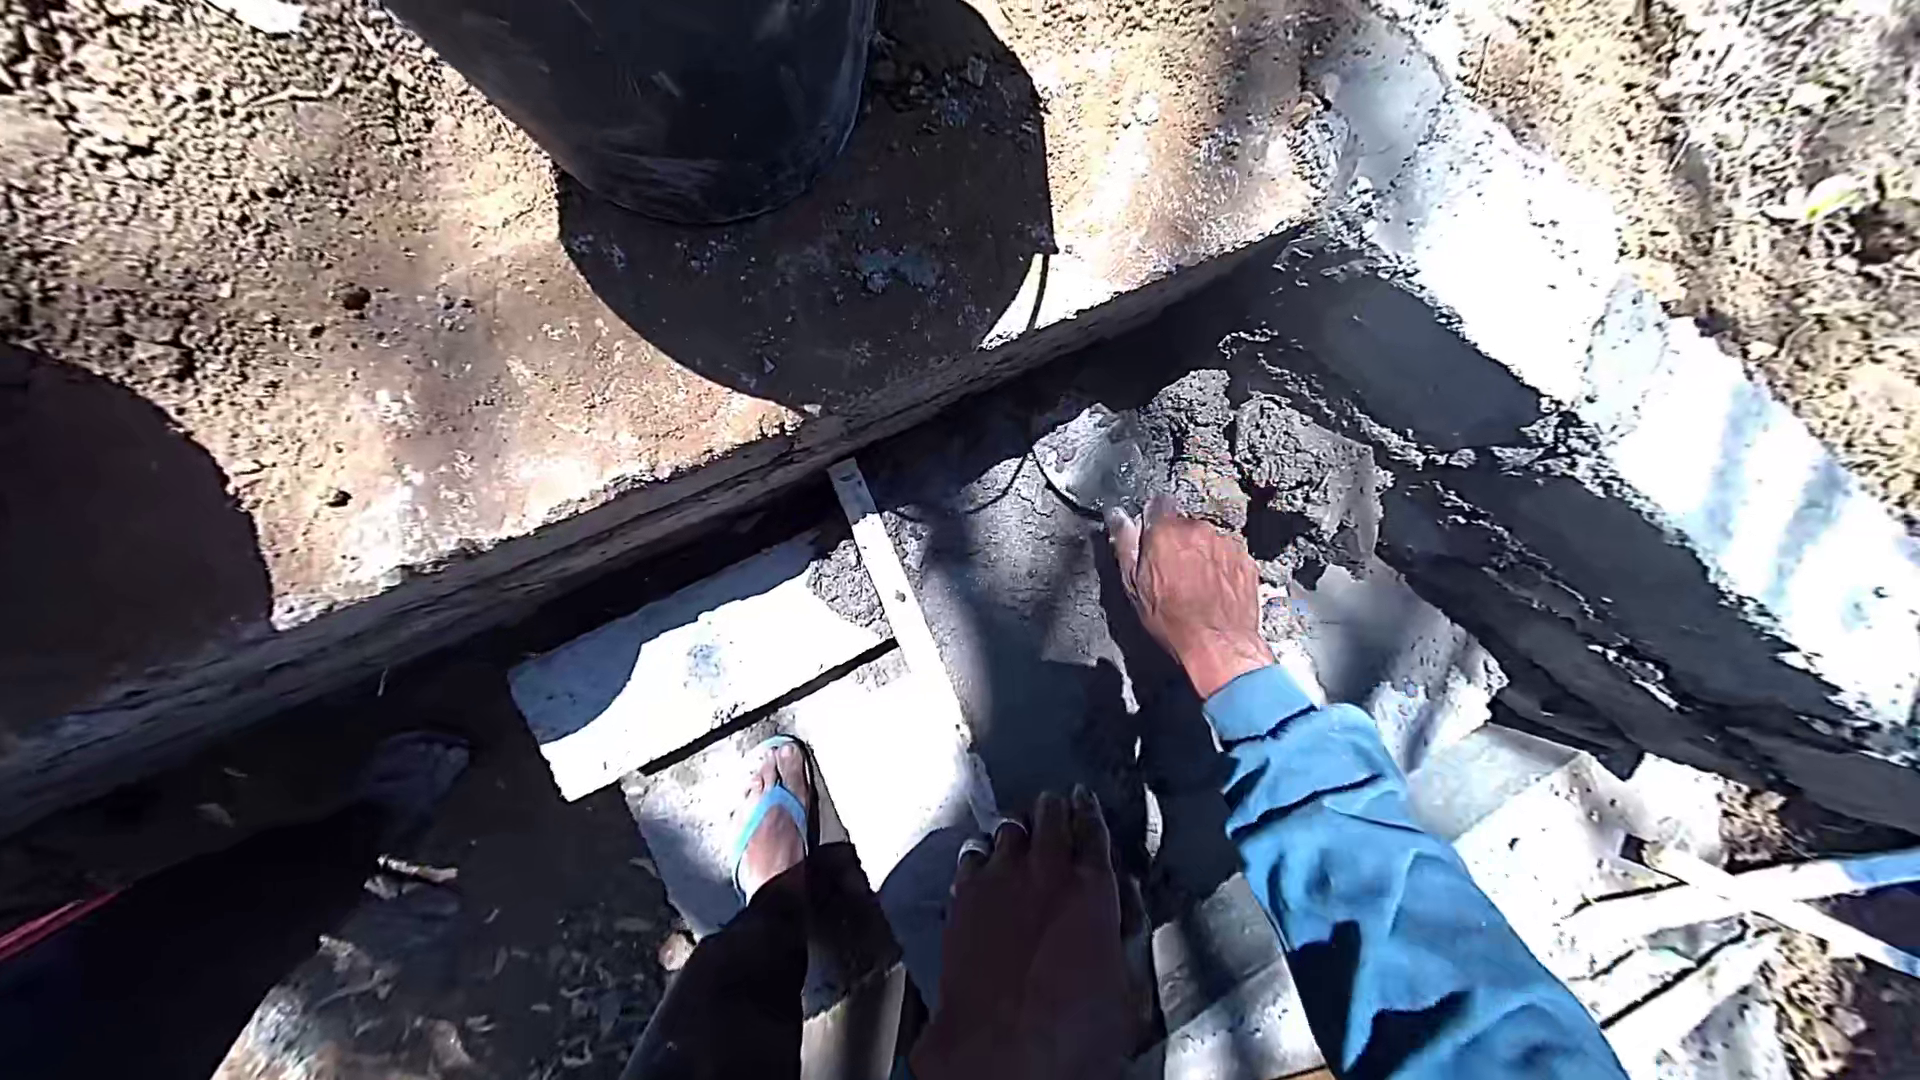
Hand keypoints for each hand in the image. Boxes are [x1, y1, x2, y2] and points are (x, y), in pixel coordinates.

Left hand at [911, 788, 1132, 1079]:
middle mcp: (1047, 870)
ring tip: (1020, 833)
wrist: (998, 1049)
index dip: (1089, 810)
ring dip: (1019, 828)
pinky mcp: (967, 892)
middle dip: (1054, 807)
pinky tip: (984, 862)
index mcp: (1092, 890)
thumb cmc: (1071, 1035)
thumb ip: (1125, 937)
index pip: (1094, 832)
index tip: (1084, 799)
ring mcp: (1003, 876)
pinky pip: (973, 853)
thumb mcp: (1125, 994)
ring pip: (1011, 827)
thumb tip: (1125, 903)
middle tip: (1054, 805)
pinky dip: (982, 853)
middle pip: (1050, 815)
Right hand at [1107, 494, 1273, 698]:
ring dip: (1200, 554)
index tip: (1150, 537)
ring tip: (1194, 585)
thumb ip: (1124, 543)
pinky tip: (1213, 590)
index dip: (1152, 520)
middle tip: (1170, 571)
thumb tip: (1117, 517)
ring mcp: (1226, 544)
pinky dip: (1220, 567)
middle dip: (1176, 541)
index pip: (1158, 503)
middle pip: (1183, 524)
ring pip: (1207, 540)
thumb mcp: (1132, 584)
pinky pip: (1228, 555)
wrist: (1218, 644)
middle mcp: (1199, 530)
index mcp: (1166, 531)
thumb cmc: (1172, 619)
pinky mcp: (1246, 560)